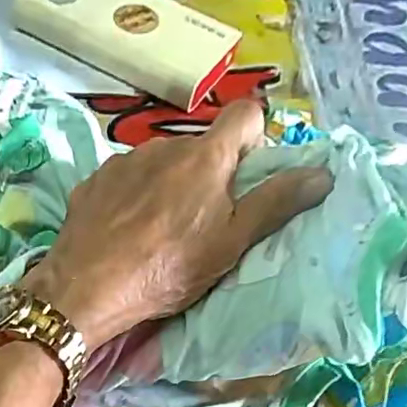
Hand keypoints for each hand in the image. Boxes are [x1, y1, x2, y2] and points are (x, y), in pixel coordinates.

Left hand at [21, 100, 332, 351]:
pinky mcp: (91, 183)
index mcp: (205, 157)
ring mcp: (121, 162)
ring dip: (165, 186)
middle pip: (199, 146)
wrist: (84, 291)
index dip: (254, 137)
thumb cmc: (164, 272)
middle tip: (197, 222)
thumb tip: (322, 173)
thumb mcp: (228, 245)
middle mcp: (163, 146)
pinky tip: (121, 232)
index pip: (246, 114)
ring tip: (153, 233)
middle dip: (206, 174)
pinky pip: (122, 181)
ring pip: (158, 163)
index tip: (247, 174)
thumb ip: (274, 205)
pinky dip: (128, 198)